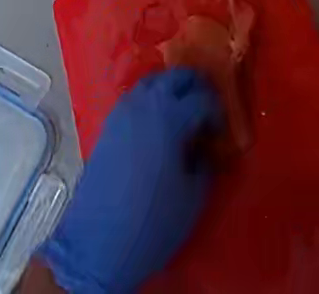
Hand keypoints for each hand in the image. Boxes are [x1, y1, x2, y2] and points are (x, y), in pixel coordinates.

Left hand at [38, 68, 221, 293]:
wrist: (97, 241)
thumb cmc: (152, 221)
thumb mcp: (193, 197)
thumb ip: (205, 164)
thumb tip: (205, 150)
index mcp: (172, 117)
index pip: (203, 98)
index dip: (217, 110)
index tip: (221, 129)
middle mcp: (147, 104)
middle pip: (175, 76)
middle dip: (194, 85)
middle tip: (205, 106)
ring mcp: (124, 110)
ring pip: (152, 82)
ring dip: (170, 88)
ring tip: (181, 111)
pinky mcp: (109, 123)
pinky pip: (135, 97)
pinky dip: (150, 99)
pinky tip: (156, 123)